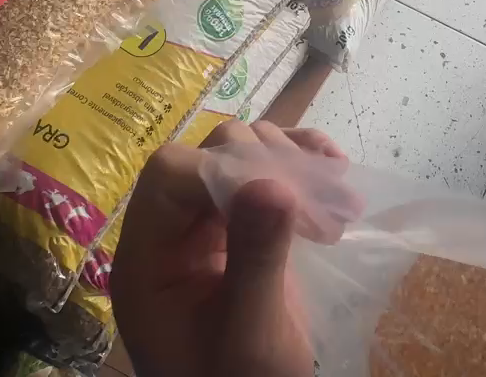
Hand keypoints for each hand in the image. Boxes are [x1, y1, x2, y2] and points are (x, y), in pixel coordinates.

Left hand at [111, 121, 348, 376]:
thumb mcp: (250, 334)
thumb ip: (255, 259)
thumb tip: (271, 182)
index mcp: (149, 259)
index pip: (171, 174)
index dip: (224, 170)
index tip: (282, 195)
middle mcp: (174, 233)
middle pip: (210, 154)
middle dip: (271, 166)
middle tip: (318, 206)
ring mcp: (210, 226)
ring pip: (244, 152)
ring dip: (295, 164)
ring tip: (336, 206)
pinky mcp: (245, 224)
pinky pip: (269, 168)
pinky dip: (305, 163)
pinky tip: (336, 176)